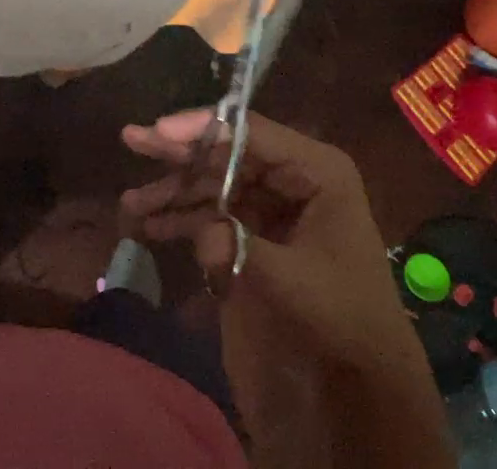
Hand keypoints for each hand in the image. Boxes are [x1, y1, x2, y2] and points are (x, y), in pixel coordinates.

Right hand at [121, 109, 394, 366]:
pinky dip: (183, 219)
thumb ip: (244, 251)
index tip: (159, 132)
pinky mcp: (257, 228)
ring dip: (174, 192)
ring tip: (130, 204)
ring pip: (214, 181)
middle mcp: (294, 175)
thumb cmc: (343, 315)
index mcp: (316, 170)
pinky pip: (215, 212)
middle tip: (132, 140)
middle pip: (226, 151)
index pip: (251, 133)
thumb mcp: (297, 283)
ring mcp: (273, 201)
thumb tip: (203, 232)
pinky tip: (150, 228)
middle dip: (179, 153)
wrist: (365, 368)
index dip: (203, 129)